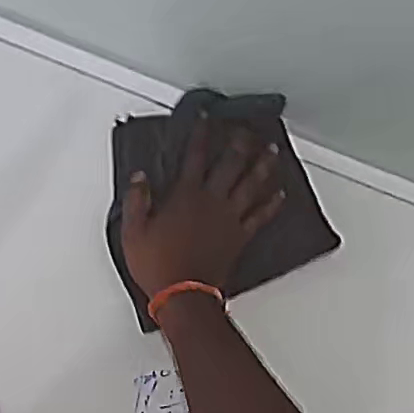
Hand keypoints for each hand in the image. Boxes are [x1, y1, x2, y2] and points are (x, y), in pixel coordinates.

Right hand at [121, 117, 285, 296]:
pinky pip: (261, 214)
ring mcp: (229, 218)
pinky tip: (279, 193)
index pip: (195, 156)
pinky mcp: (239, 236)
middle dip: (239, 142)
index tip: (206, 119)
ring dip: (262, 164)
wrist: (182, 293)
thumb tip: (139, 178)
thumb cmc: (157, 264)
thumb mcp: (133, 231)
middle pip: (231, 163)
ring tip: (270, 149)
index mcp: (185, 196)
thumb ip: (137, 200)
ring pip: (252, 183)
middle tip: (245, 129)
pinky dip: (272, 202)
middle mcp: (211, 201)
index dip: (201, 134)